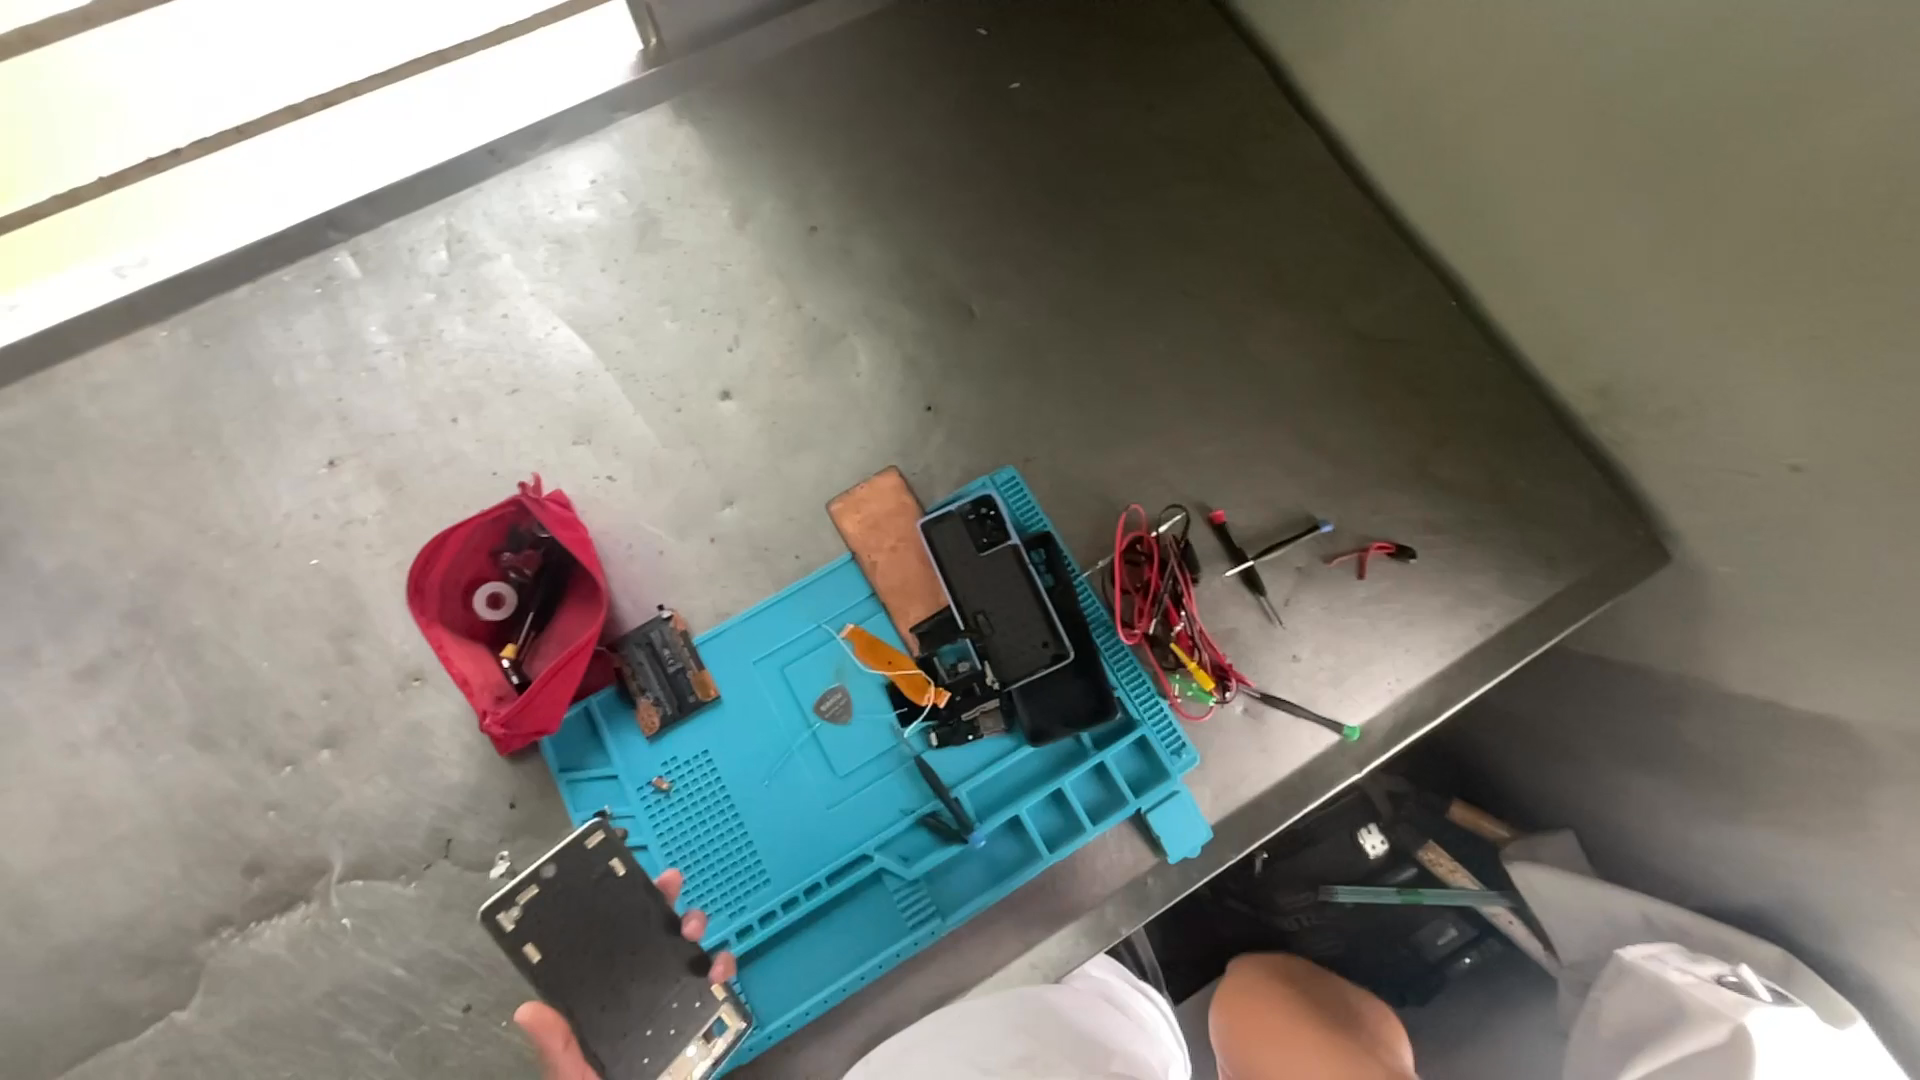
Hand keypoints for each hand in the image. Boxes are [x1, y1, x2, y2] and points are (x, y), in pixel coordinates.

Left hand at [514, 868, 738, 1079]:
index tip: (643, 883)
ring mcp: (676, 1005)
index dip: (633, 909)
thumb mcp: (573, 1077)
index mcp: (609, 1002)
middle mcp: (644, 994)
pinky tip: (719, 970)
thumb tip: (528, 1010)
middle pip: (661, 939)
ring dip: (698, 933)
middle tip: (674, 899)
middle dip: (672, 909)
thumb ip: (559, 1047)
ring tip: (694, 933)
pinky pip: (718, 986)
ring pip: (692, 954)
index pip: (620, 947)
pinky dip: (723, 969)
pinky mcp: (703, 1020)